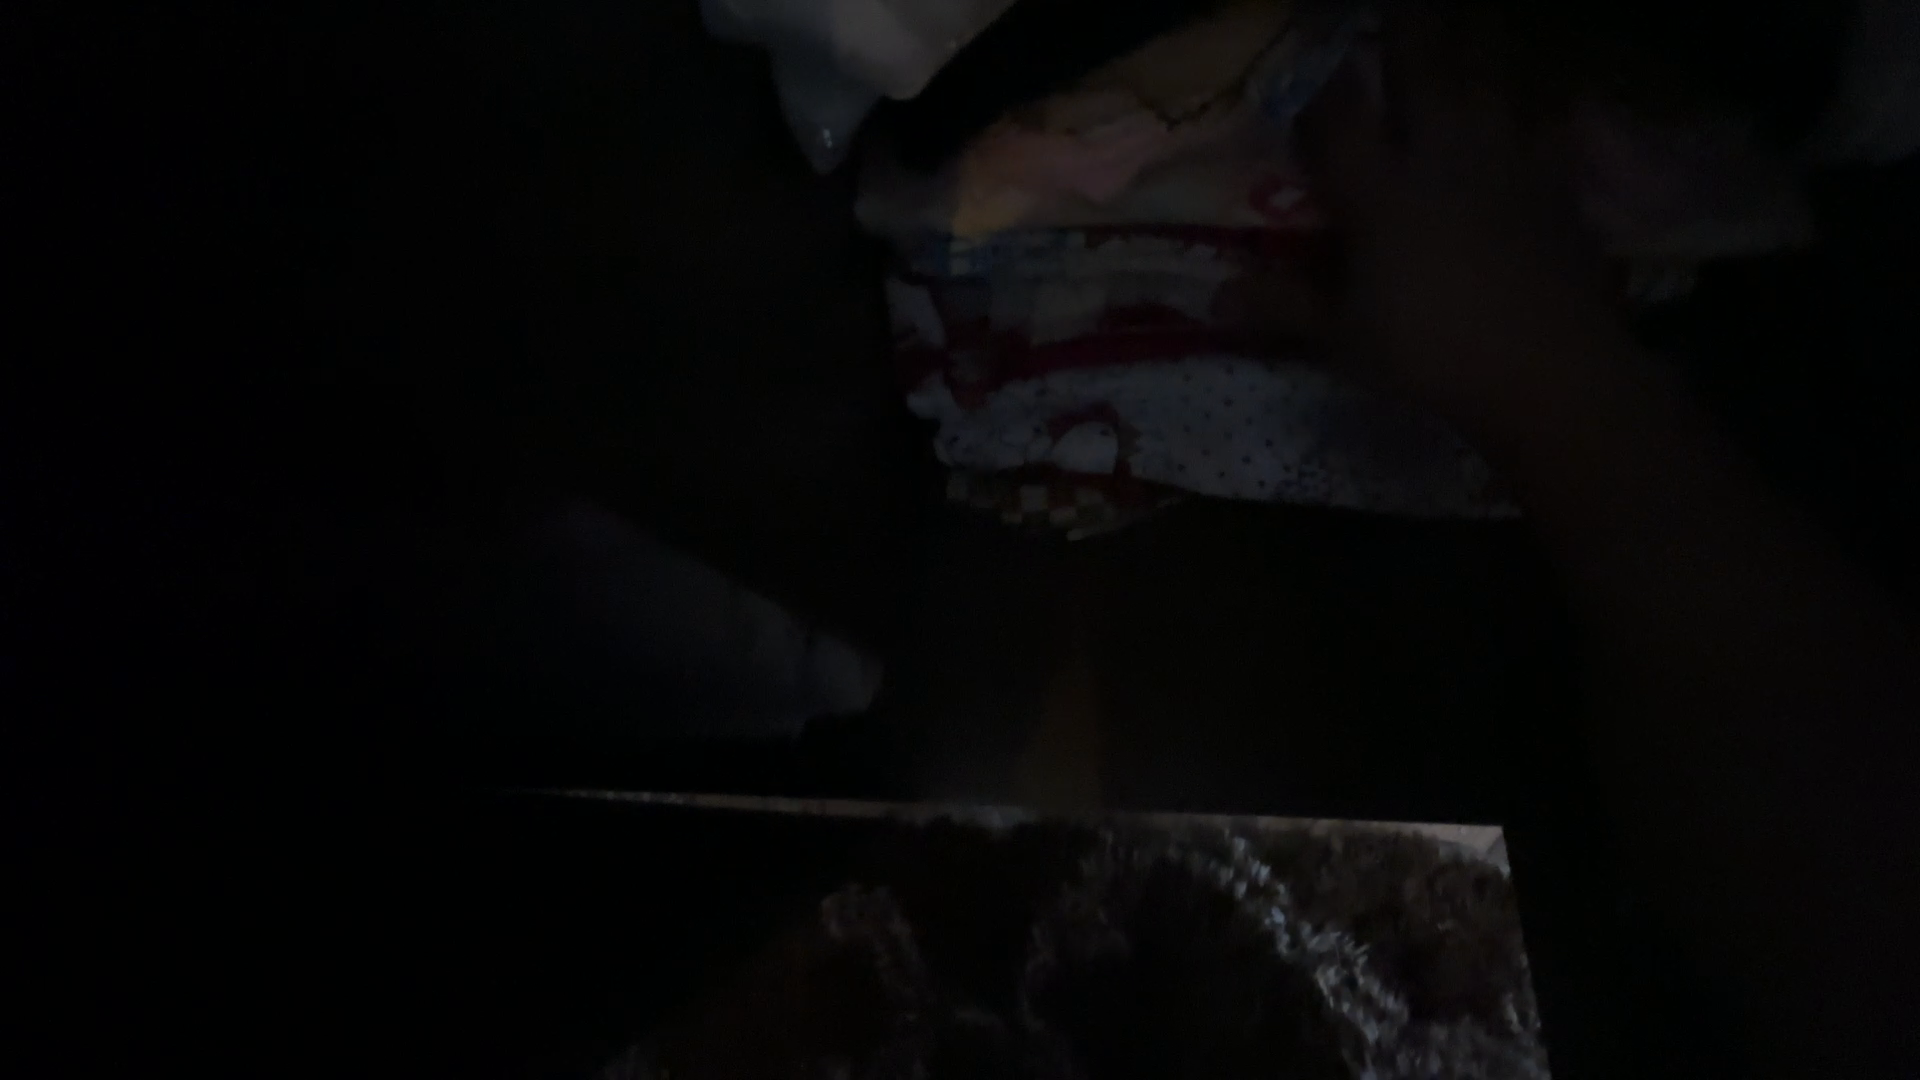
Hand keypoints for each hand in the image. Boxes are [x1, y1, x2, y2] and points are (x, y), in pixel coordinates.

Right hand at [1298, 7, 1631, 445]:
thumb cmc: (1425, 353)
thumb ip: (1281, 305)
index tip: (1306, 60)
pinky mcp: (1553, 178)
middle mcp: (1441, 156)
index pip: (1337, 120)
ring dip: (1470, 40)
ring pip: (1488, 74)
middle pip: (1421, 68)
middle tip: (1394, 6)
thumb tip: (1216, 297)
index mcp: (1380, 195)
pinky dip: (1530, 96)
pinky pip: (1542, 115)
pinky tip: (1528, 96)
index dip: (1317, 87)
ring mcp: (1505, 159)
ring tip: (1459, 21)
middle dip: (1404, 28)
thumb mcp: (1339, 336)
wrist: (1544, 368)